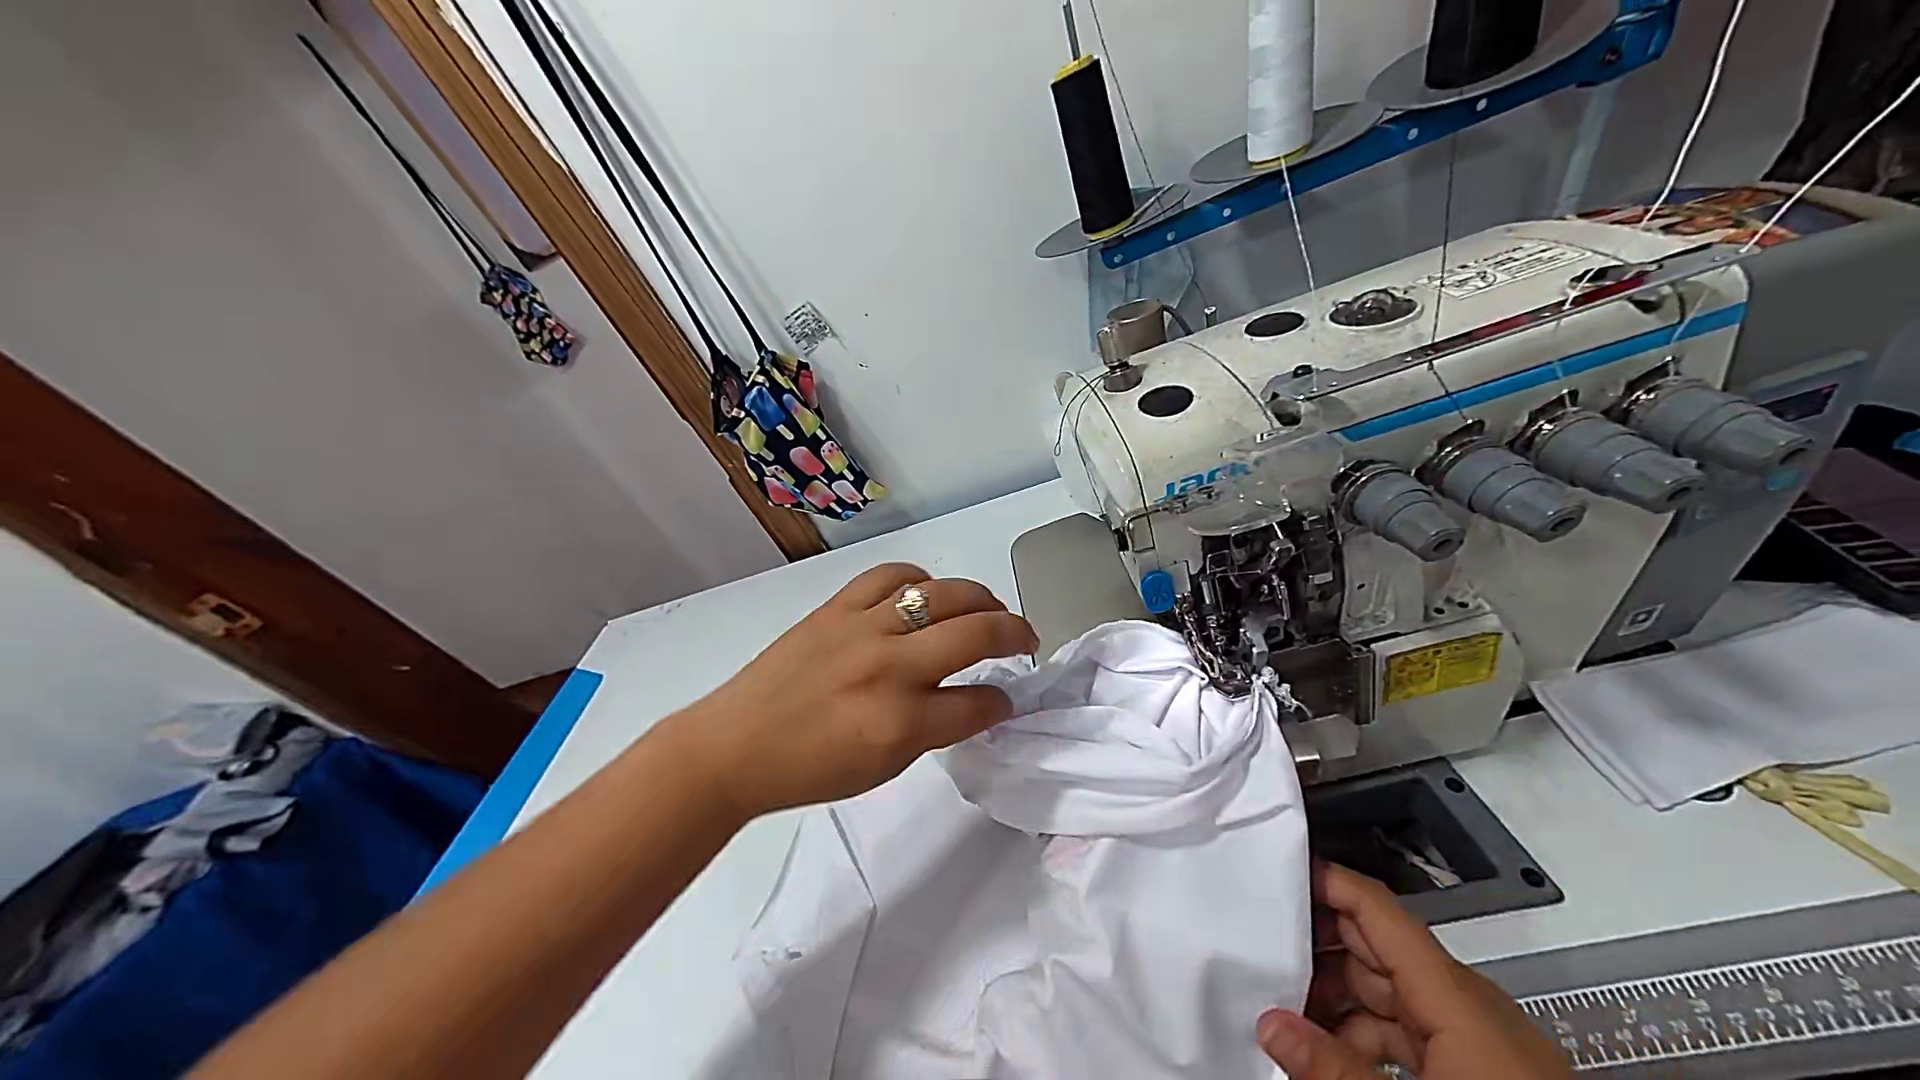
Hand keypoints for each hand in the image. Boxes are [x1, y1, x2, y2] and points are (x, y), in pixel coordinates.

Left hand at [668, 562, 1037, 817]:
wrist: (735, 746)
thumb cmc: (809, 769)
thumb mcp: (884, 767)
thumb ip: (935, 731)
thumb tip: (975, 701)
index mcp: (901, 722)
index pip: (978, 703)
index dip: (1001, 703)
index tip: (1006, 699)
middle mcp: (889, 668)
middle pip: (976, 633)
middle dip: (1016, 634)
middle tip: (1025, 640)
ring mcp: (863, 629)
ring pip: (943, 594)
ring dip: (980, 599)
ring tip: (991, 609)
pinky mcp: (837, 607)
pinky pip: (891, 577)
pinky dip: (920, 580)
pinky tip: (927, 592)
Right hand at [1257, 861, 1571, 1079]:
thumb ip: (1335, 1066)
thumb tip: (1274, 1028)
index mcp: (1459, 997)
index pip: (1379, 909)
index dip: (1328, 881)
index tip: (1282, 871)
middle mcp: (1472, 1006)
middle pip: (1377, 946)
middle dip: (1318, 946)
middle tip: (1268, 952)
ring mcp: (1480, 1039)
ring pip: (1391, 990)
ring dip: (1338, 994)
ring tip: (1292, 1013)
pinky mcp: (1485, 1068)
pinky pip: (1412, 1027)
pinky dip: (1368, 1029)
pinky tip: (1335, 1051)